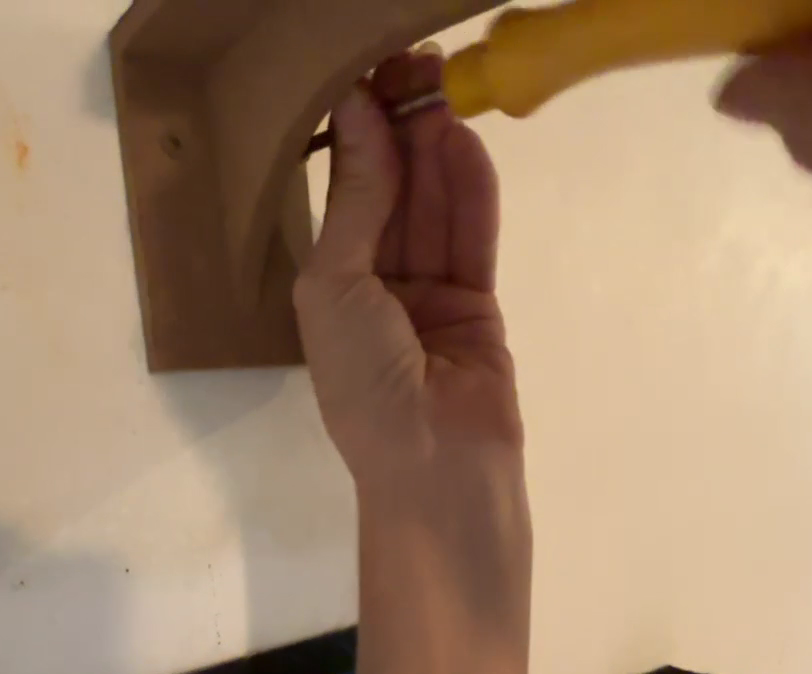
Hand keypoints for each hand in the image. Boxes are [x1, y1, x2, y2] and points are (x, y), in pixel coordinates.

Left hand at [294, 52, 522, 497]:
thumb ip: (356, 203)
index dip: (358, 142)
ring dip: (438, 155)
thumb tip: (358, 115)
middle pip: (394, 199)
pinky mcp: (478, 308)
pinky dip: (472, 196)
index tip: (370, 79)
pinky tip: (467, 145)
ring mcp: (431, 299)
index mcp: (333, 290)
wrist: (434, 465)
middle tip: (414, 69)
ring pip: (435, 214)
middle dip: (402, 137)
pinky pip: (473, 241)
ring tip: (442, 91)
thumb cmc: (365, 383)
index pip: (348, 201)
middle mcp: (379, 290)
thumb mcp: (337, 288)